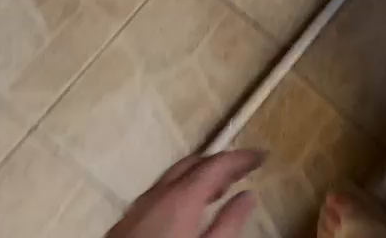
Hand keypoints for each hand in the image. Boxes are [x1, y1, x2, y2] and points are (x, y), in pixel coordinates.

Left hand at [106, 149, 264, 237]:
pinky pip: (156, 195)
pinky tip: (183, 211)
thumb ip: (229, 223)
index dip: (242, 157)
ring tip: (218, 190)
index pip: (217, 163)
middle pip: (192, 164)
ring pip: (171, 179)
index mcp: (180, 197)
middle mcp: (156, 195)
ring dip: (197, 177)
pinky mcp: (122, 228)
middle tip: (242, 171)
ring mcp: (135, 211)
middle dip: (218, 162)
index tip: (263, 156)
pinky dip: (178, 191)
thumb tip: (248, 195)